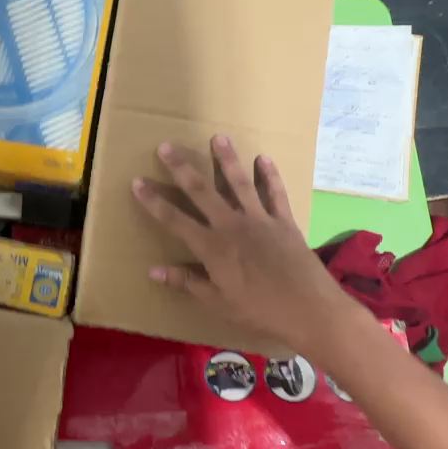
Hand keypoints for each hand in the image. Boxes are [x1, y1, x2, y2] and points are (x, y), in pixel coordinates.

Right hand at [132, 136, 372, 358]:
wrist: (310, 309)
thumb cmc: (260, 310)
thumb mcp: (218, 302)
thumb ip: (187, 282)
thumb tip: (153, 270)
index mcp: (211, 247)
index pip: (174, 219)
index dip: (154, 201)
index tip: (137, 182)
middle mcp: (231, 226)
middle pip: (201, 191)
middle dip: (182, 168)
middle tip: (167, 146)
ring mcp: (259, 220)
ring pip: (238, 183)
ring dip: (227, 159)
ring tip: (218, 137)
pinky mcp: (284, 221)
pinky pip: (275, 193)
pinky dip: (270, 175)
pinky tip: (264, 158)